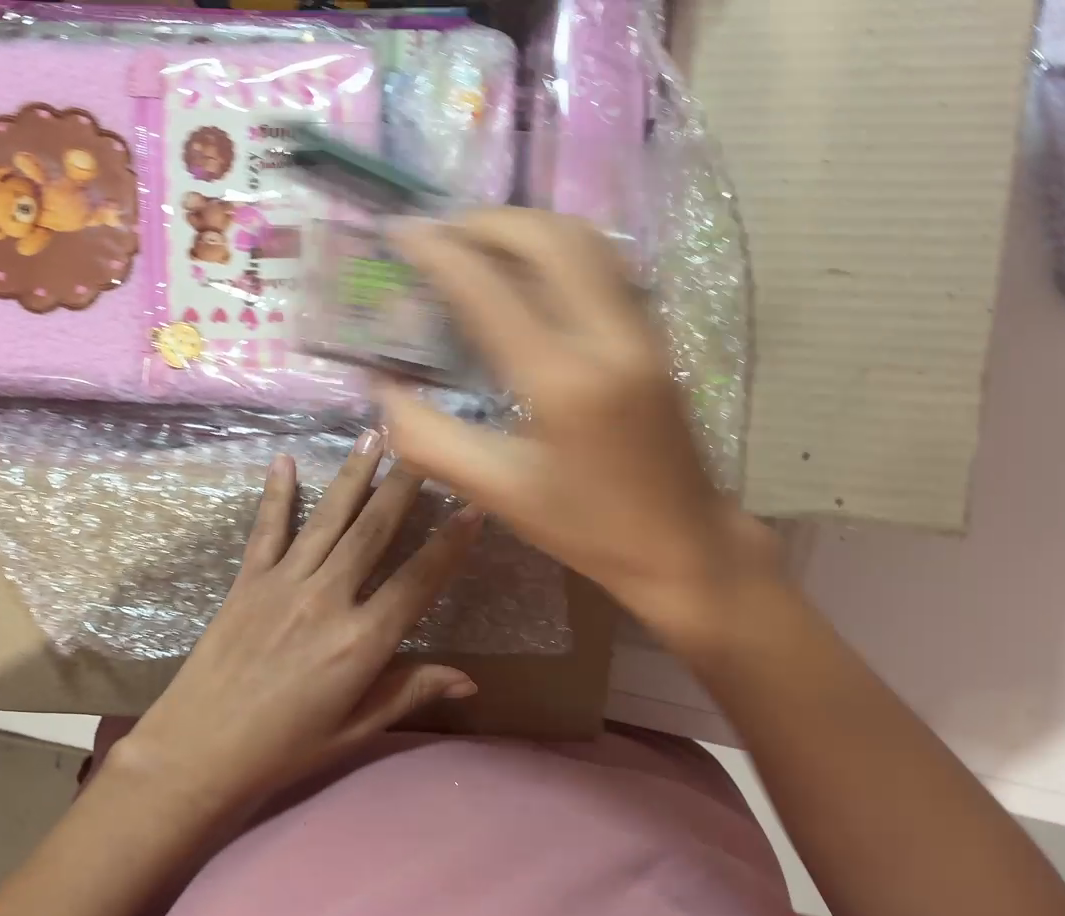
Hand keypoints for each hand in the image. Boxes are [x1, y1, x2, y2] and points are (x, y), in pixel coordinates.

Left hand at [109, 432, 483, 816]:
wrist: (200, 749)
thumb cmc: (286, 749)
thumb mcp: (356, 728)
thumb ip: (409, 691)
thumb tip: (470, 680)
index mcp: (362, 641)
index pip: (419, 580)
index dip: (450, 542)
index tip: (474, 505)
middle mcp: (327, 599)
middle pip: (374, 532)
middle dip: (404, 486)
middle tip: (425, 447)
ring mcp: (283, 583)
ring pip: (328, 519)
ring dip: (354, 476)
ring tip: (375, 436)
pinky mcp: (246, 581)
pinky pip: (267, 530)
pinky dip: (277, 494)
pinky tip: (285, 461)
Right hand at [377, 207, 781, 651]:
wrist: (683, 544)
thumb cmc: (585, 527)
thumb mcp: (496, 493)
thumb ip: (428, 439)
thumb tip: (381, 388)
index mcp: (562, 379)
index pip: (488, 288)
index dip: (437, 252)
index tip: (399, 232)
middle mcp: (607, 336)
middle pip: (546, 237)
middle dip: (485, 221)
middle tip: (438, 232)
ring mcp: (641, 329)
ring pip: (585, 240)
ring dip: (525, 227)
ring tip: (476, 240)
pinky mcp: (655, 335)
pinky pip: (605, 264)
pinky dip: (558, 248)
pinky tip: (529, 270)